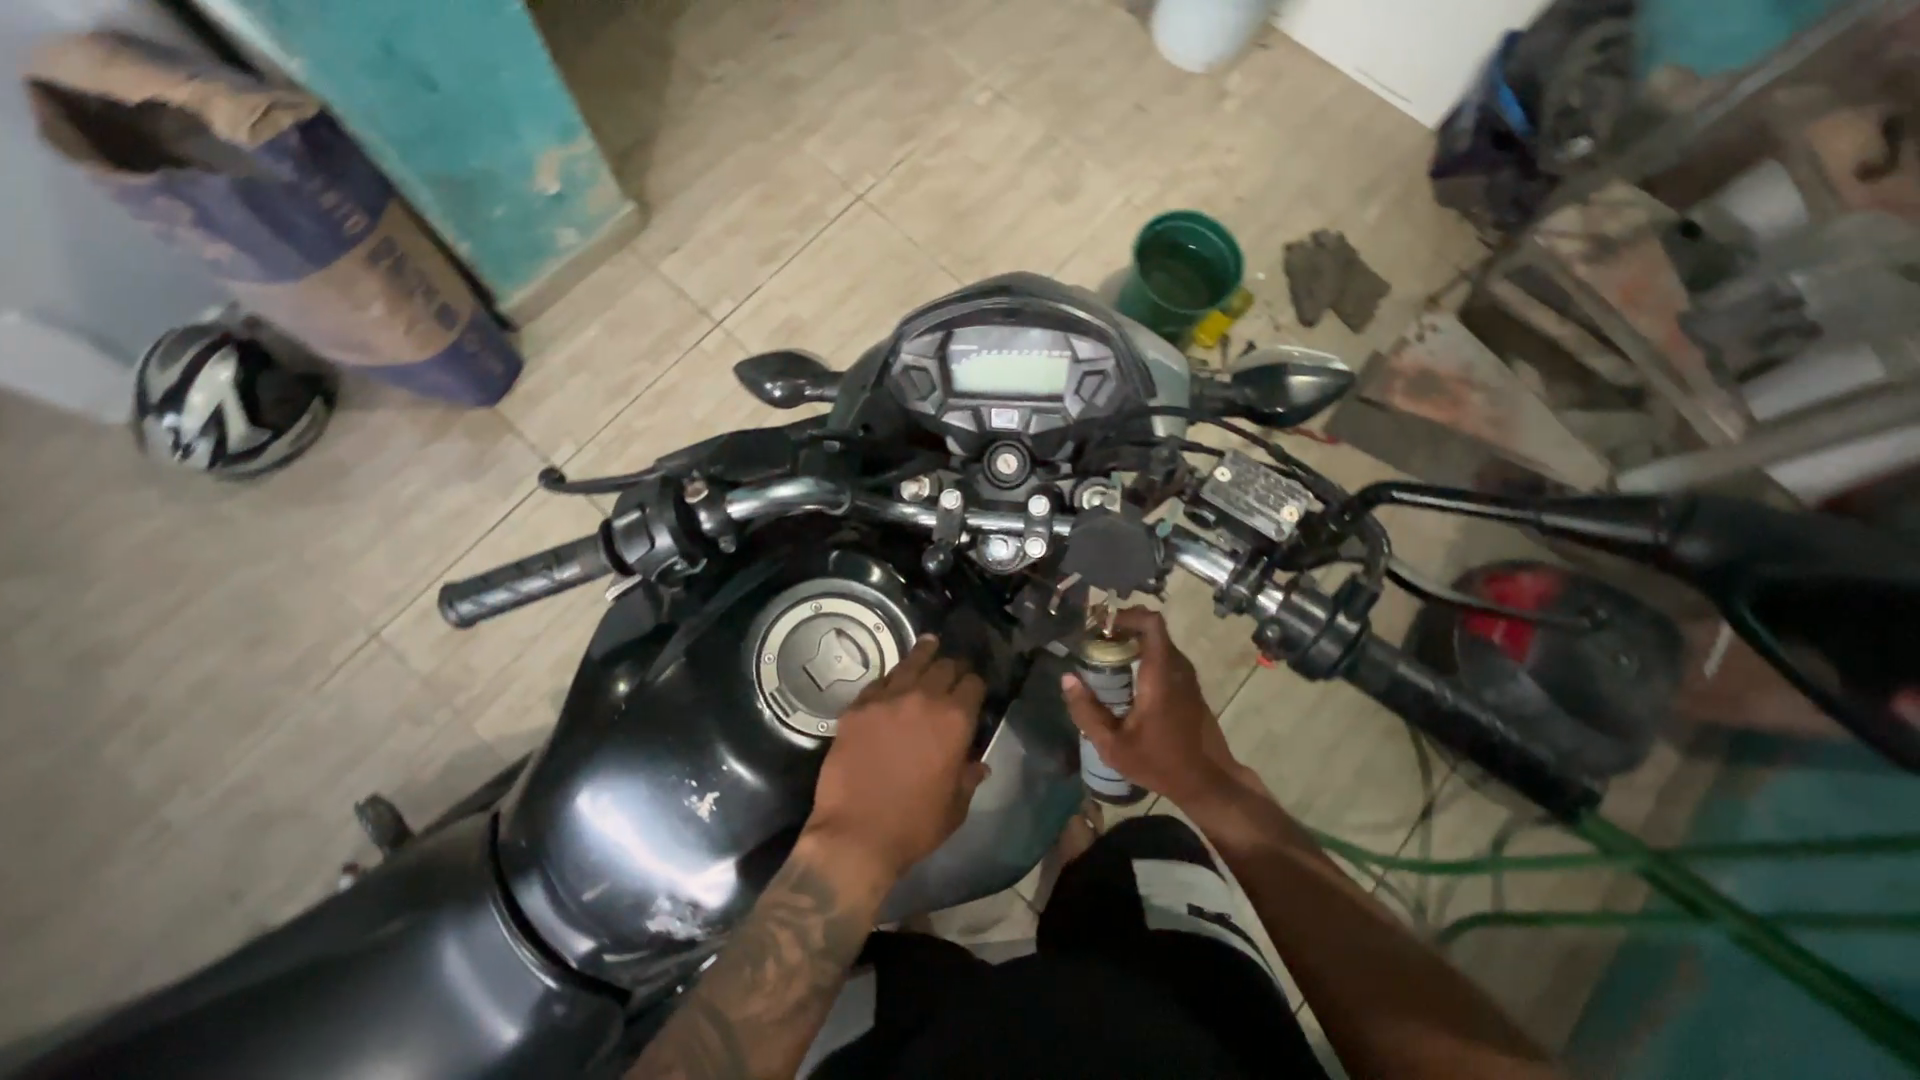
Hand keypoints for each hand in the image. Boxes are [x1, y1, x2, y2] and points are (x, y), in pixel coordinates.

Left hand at [806, 636, 989, 882]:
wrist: (856, 834)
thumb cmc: (914, 825)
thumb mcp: (956, 806)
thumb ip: (968, 777)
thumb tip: (977, 763)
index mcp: (955, 721)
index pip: (973, 684)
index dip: (976, 684)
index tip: (974, 689)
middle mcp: (922, 699)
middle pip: (943, 667)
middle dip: (952, 667)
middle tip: (952, 671)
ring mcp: (885, 700)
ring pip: (909, 664)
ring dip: (923, 655)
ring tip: (929, 645)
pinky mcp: (856, 709)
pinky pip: (878, 683)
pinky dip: (890, 679)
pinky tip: (893, 680)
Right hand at [1061, 608, 1255, 807]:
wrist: (1208, 782)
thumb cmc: (1159, 763)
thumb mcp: (1113, 745)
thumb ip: (1087, 711)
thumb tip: (1067, 679)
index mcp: (1160, 675)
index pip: (1151, 623)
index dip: (1126, 615)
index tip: (1099, 627)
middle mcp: (1178, 669)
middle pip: (1153, 630)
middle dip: (1123, 629)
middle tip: (1095, 642)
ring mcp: (1188, 679)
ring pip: (1161, 644)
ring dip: (1134, 643)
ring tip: (1106, 658)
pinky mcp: (1191, 690)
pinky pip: (1167, 660)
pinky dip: (1146, 658)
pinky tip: (1127, 680)